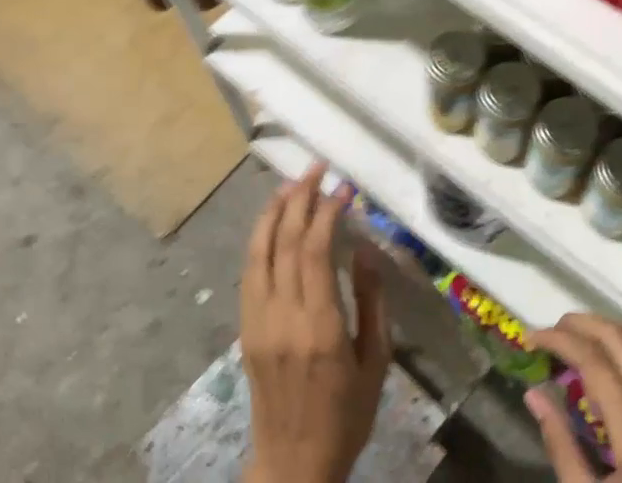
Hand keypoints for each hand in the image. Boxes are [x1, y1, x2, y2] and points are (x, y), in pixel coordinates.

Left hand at [241, 163, 390, 482]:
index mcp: (320, 327)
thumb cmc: (347, 415)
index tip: (343, 187)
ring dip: (274, 213)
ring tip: (290, 183)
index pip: (316, 251)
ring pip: (259, 253)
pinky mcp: (245, 331)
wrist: (294, 462)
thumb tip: (367, 249)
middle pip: (285, 243)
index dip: (327, 212)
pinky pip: (249, 275)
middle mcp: (282, 318)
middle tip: (316, 168)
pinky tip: (272, 224)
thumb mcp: (376, 362)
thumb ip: (371, 302)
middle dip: (300, 199)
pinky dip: (260, 241)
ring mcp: (258, 323)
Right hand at [528, 315, 621, 482]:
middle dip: (581, 325)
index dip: (559, 341)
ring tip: (573, 338)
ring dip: (606, 329)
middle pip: (621, 340)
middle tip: (548, 332)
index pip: (595, 362)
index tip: (530, 338)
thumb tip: (534, 394)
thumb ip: (560, 446)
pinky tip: (604, 360)